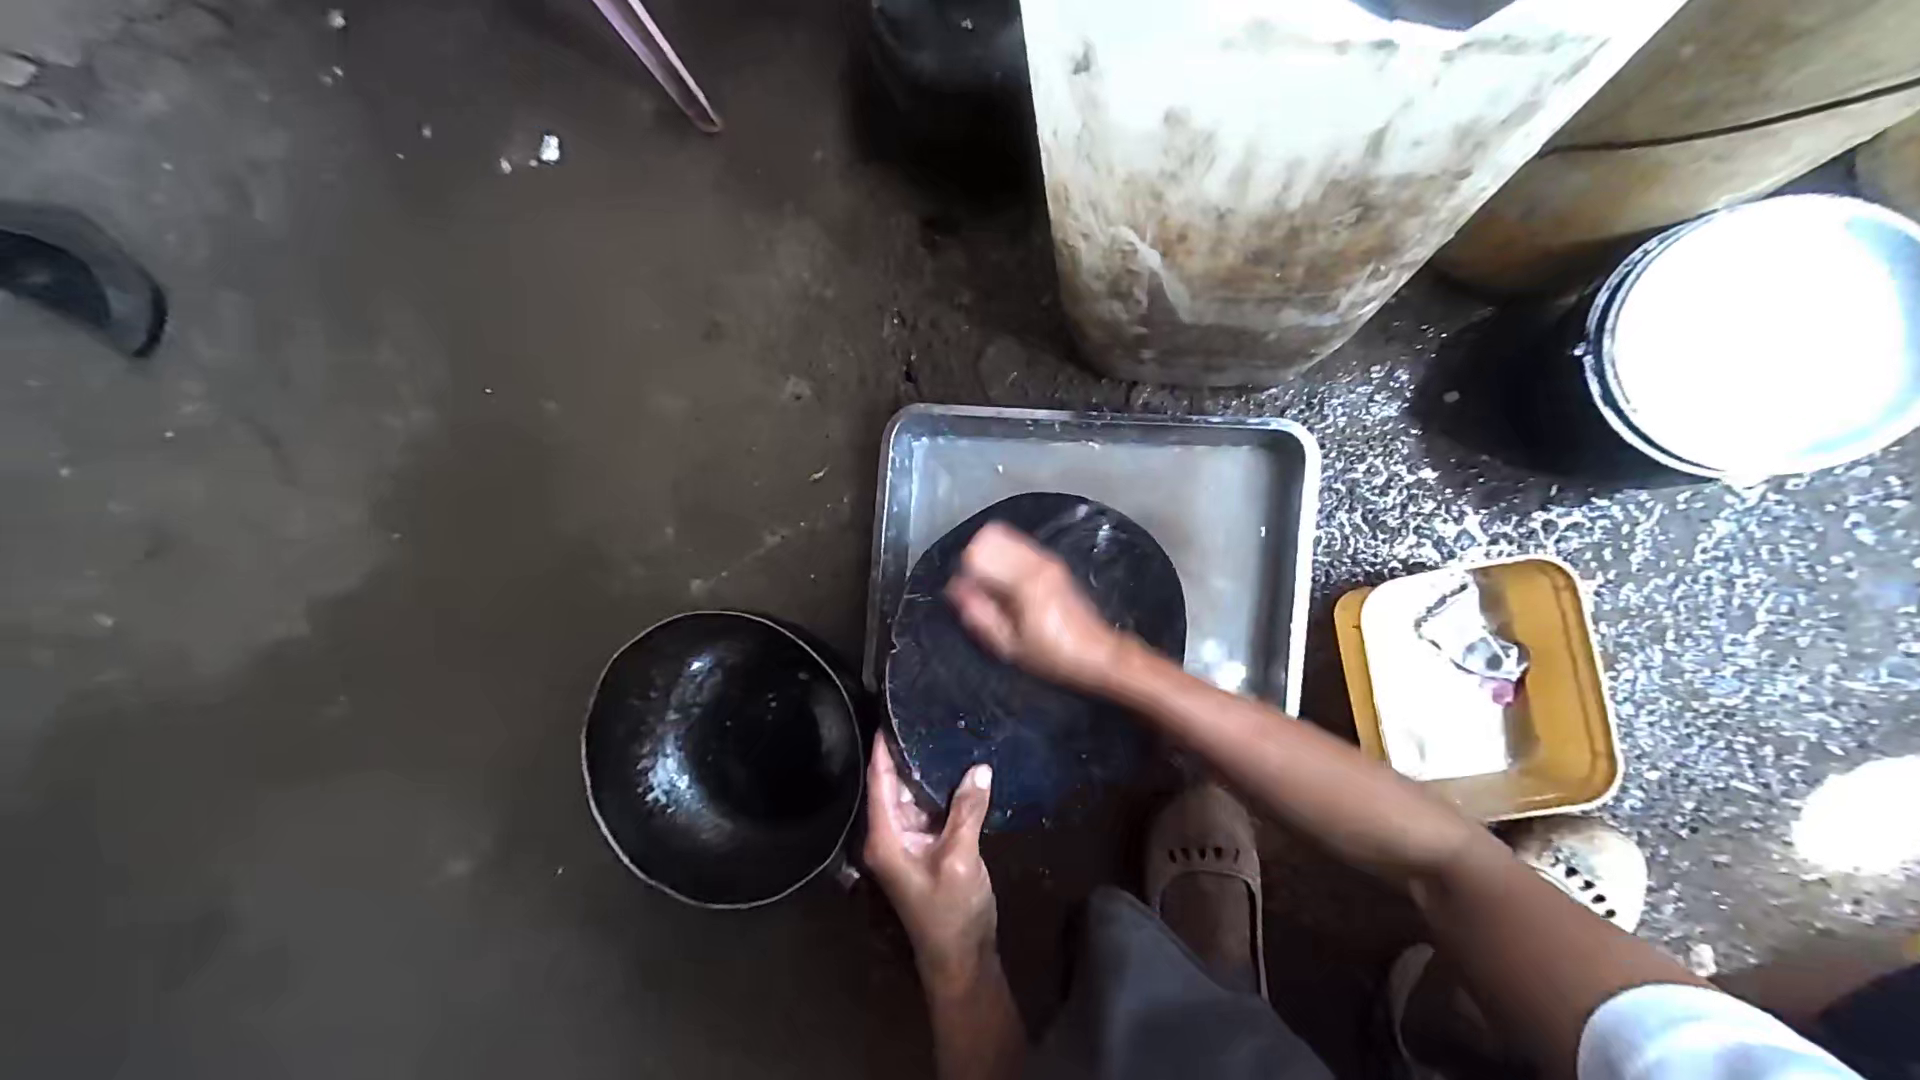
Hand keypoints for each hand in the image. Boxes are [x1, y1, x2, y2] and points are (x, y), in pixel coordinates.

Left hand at [863, 735, 997, 990]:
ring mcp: (910, 841)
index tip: (889, 715)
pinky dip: (943, 790)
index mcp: (885, 836)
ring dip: (928, 770)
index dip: (882, 748)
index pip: (879, 781)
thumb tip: (980, 768)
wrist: (962, 959)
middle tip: (924, 715)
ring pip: (915, 795)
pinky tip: (959, 767)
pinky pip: (932, 809)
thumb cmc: (951, 912)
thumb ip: (967, 811)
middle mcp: (891, 834)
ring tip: (942, 732)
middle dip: (907, 752)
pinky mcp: (929, 847)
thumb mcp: (960, 858)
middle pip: (895, 784)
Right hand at [945, 521, 1125, 691]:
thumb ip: (979, 614)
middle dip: (976, 559)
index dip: (965, 574)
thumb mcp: (1009, 646)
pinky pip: (1017, 545)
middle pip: (989, 536)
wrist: (1098, 653)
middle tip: (980, 590)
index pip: (978, 554)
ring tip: (995, 588)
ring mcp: (1047, 557)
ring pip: (1003, 536)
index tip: (970, 596)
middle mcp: (1036, 561)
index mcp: (1024, 581)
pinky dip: (1004, 556)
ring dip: (990, 556)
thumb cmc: (1052, 656)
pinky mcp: (1053, 561)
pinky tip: (1009, 585)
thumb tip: (955, 588)